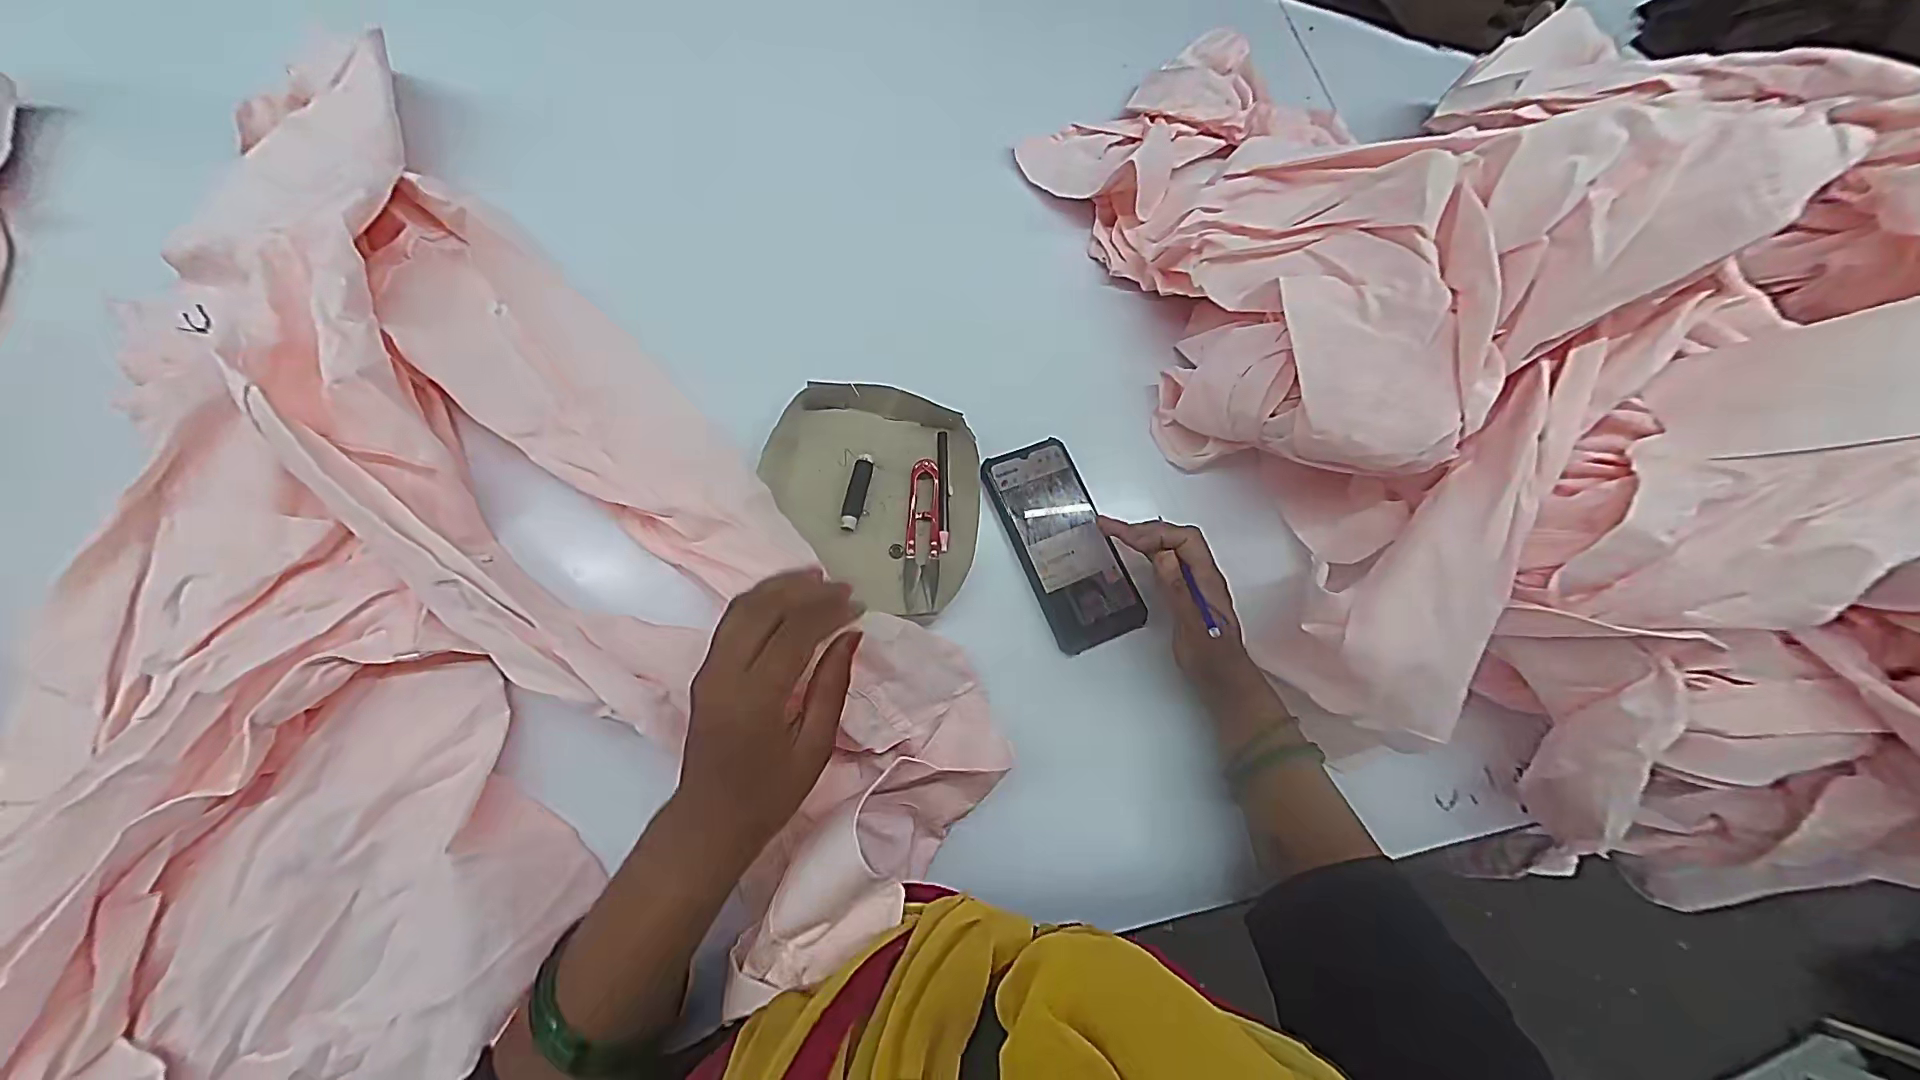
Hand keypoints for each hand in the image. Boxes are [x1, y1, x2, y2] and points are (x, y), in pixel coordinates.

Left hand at [677, 569, 862, 857]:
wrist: (710, 820)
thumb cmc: (769, 794)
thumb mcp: (815, 747)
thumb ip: (832, 686)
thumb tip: (850, 636)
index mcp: (755, 697)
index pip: (794, 632)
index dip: (829, 611)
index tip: (857, 605)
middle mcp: (724, 673)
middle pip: (763, 608)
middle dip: (805, 589)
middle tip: (841, 586)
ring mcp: (709, 669)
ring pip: (742, 607)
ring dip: (780, 586)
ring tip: (816, 578)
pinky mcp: (705, 670)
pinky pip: (732, 620)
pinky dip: (761, 600)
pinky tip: (785, 596)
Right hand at [1099, 517, 1289, 747]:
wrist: (1224, 680)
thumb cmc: (1213, 658)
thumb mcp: (1193, 625)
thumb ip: (1178, 589)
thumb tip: (1163, 556)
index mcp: (1207, 579)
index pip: (1183, 539)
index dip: (1153, 532)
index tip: (1125, 535)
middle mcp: (1201, 576)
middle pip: (1174, 537)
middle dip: (1142, 529)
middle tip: (1109, 527)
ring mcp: (1192, 582)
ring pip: (1168, 547)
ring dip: (1142, 536)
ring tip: (1114, 532)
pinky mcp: (1183, 591)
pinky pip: (1164, 561)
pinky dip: (1145, 551)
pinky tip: (1133, 552)